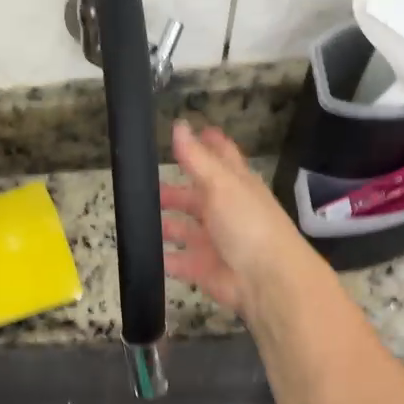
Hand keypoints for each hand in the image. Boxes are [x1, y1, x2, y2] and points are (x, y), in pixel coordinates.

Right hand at [161, 121, 308, 314]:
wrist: (264, 278)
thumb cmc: (247, 223)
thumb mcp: (220, 184)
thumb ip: (196, 158)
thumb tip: (179, 125)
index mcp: (234, 185)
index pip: (220, 158)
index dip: (207, 145)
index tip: (191, 133)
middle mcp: (224, 211)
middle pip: (196, 197)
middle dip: (176, 191)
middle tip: (148, 185)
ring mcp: (212, 242)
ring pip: (184, 230)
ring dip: (166, 225)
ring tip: (140, 219)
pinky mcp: (202, 269)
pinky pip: (178, 262)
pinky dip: (164, 259)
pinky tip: (145, 253)